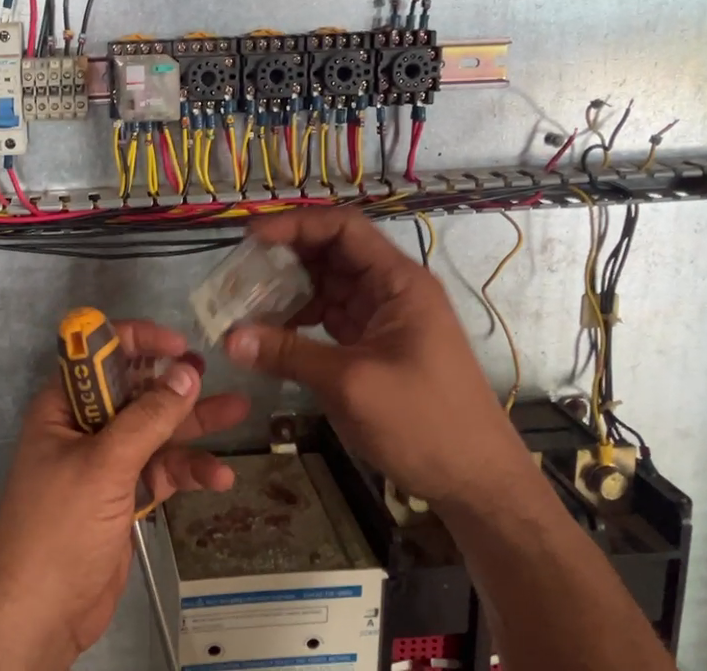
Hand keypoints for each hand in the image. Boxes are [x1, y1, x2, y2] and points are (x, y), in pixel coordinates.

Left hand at [0, 322, 248, 670]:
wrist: (40, 615)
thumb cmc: (58, 528)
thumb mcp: (103, 466)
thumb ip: (148, 419)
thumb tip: (185, 372)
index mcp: (63, 406)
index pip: (97, 355)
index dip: (135, 340)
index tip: (177, 343)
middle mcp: (84, 427)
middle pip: (134, 392)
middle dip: (172, 384)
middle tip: (210, 374)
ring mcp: (106, 463)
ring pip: (155, 432)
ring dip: (193, 426)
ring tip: (238, 411)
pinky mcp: (124, 496)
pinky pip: (162, 471)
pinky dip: (188, 472)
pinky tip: (218, 478)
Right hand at [223, 208, 526, 506]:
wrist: (477, 481)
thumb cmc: (425, 423)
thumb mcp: (350, 384)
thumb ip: (289, 354)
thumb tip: (230, 337)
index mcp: (399, 282)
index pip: (343, 228)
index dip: (296, 225)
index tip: (251, 238)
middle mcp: (392, 290)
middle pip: (333, 253)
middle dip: (286, 258)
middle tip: (239, 272)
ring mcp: (385, 318)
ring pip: (329, 286)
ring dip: (290, 291)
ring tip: (246, 303)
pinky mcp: (376, 346)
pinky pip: (332, 317)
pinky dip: (301, 320)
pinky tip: (272, 333)